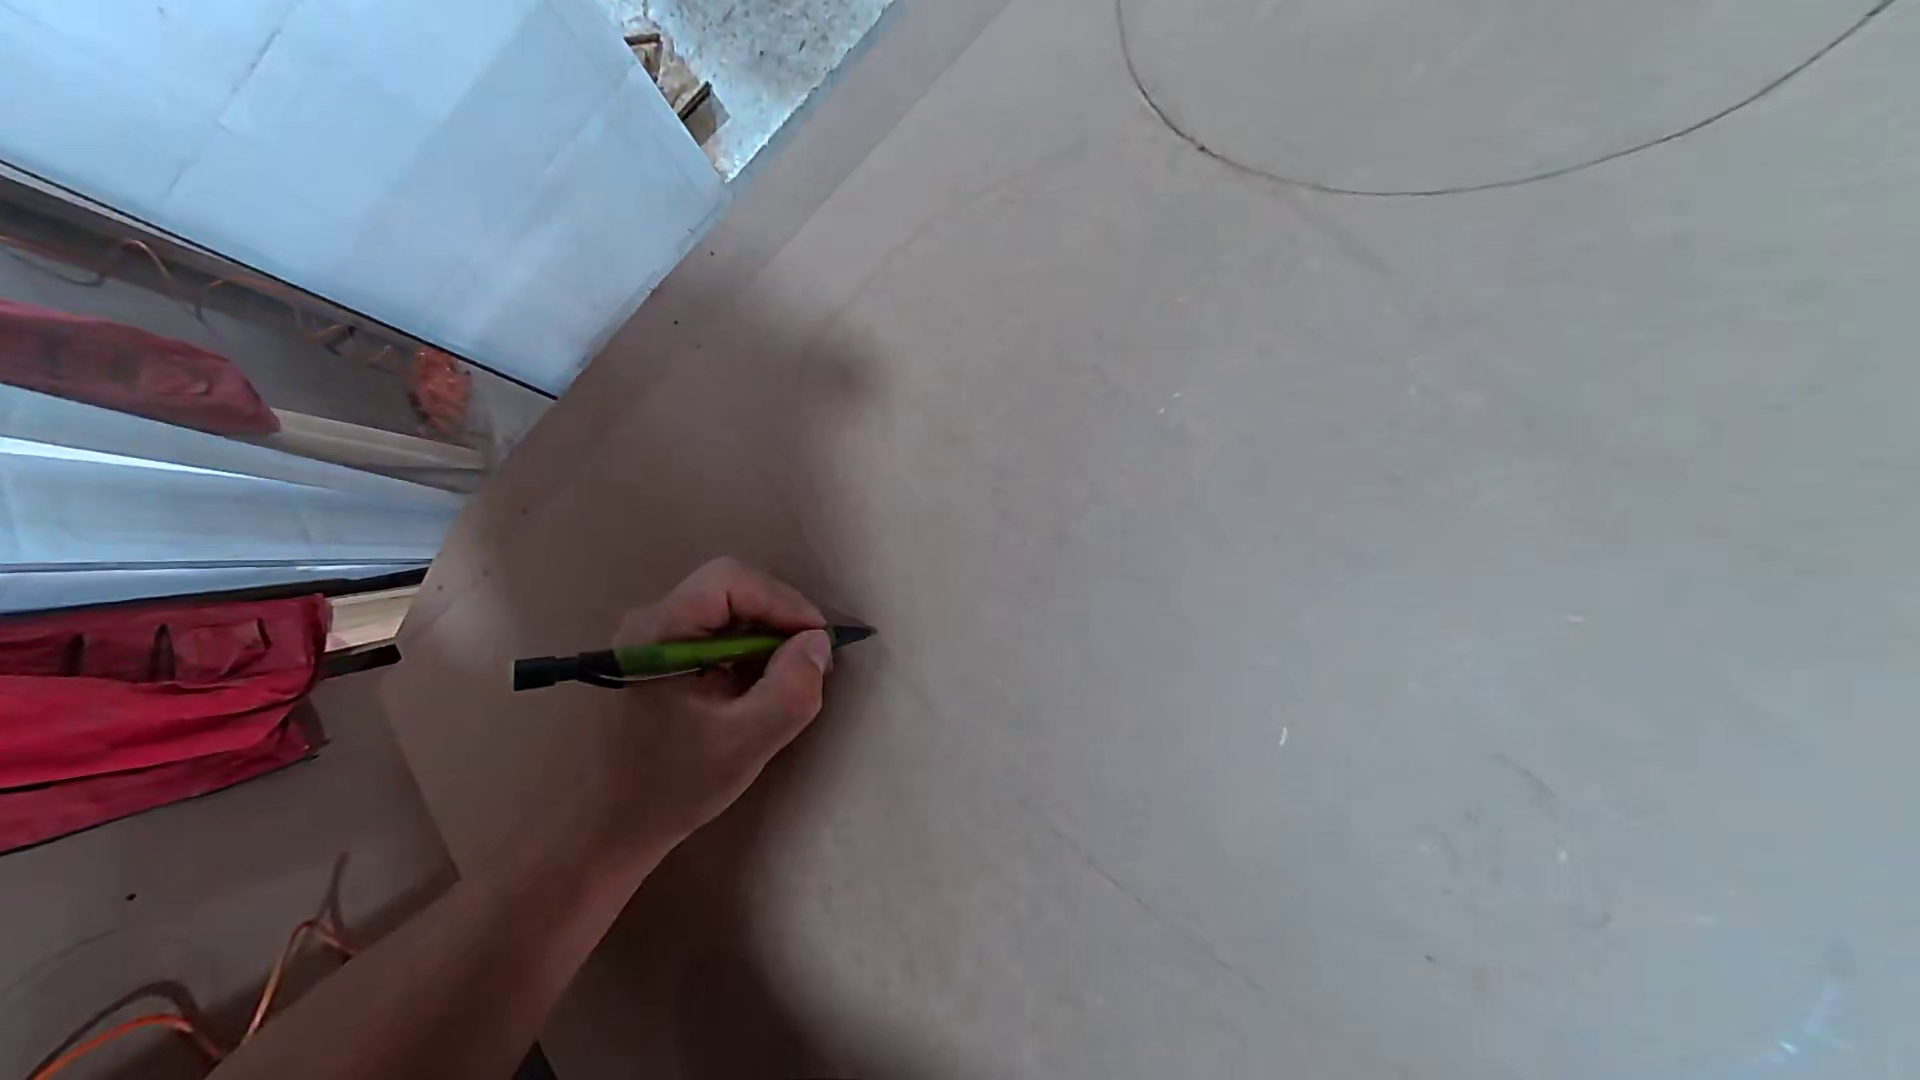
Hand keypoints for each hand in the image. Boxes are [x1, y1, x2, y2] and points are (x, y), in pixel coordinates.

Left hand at [573, 558, 832, 871]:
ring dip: (769, 632)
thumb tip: (819, 642)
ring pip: (730, 607)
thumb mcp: (745, 744)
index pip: (728, 581)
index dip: (781, 600)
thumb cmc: (674, 785)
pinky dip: (753, 646)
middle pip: (731, 588)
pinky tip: (764, 680)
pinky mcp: (665, 652)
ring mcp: (655, 635)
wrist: (615, 823)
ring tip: (792, 671)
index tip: (816, 638)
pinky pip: (721, 628)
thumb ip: (789, 690)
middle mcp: (650, 621)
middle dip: (779, 616)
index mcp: (657, 635)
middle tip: (811, 656)